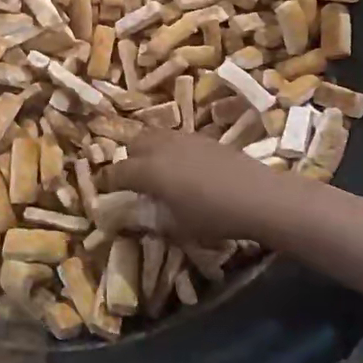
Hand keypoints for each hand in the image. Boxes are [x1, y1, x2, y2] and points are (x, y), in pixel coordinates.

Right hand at [103, 128, 306, 243]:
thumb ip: (154, 218)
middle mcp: (160, 148)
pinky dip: (170, 148)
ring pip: (154, 135)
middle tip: (133, 178)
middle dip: (128, 158)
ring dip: (148, 149)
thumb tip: (141, 216)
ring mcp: (183, 138)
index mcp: (148, 170)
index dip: (107, 181)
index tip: (104, 189)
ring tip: (157, 168)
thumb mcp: (177, 226)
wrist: (258, 196)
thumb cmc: (213, 216)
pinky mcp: (204, 137)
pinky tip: (183, 166)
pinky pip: (176, 138)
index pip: (117, 172)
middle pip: (133, 144)